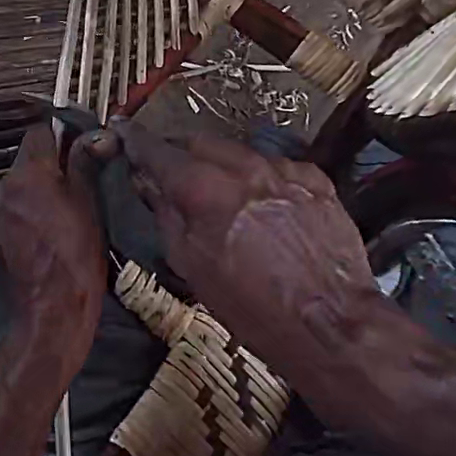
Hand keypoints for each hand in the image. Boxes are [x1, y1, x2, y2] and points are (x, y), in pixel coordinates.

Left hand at [0, 123, 105, 367]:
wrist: (52, 304)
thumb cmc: (76, 255)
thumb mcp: (88, 202)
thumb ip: (85, 163)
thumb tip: (98, 135)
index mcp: (28, 172)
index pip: (40, 130)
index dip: (62, 132)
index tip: (81, 139)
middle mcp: (6, 181)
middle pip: (30, 153)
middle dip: (54, 158)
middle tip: (83, 173)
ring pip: (24, 175)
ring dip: (44, 179)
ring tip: (72, 200)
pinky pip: (18, 195)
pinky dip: (34, 198)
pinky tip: (55, 216)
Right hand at [97, 119, 379, 376]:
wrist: (335, 327)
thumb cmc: (250, 304)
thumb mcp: (189, 262)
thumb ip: (165, 211)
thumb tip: (147, 180)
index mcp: (200, 186)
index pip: (154, 148)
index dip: (132, 137)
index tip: (119, 129)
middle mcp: (240, 166)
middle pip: (195, 142)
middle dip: (178, 153)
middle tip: (171, 173)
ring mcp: (281, 169)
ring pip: (235, 151)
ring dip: (219, 165)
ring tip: (220, 193)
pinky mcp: (315, 180)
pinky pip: (273, 166)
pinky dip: (259, 178)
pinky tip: (263, 205)